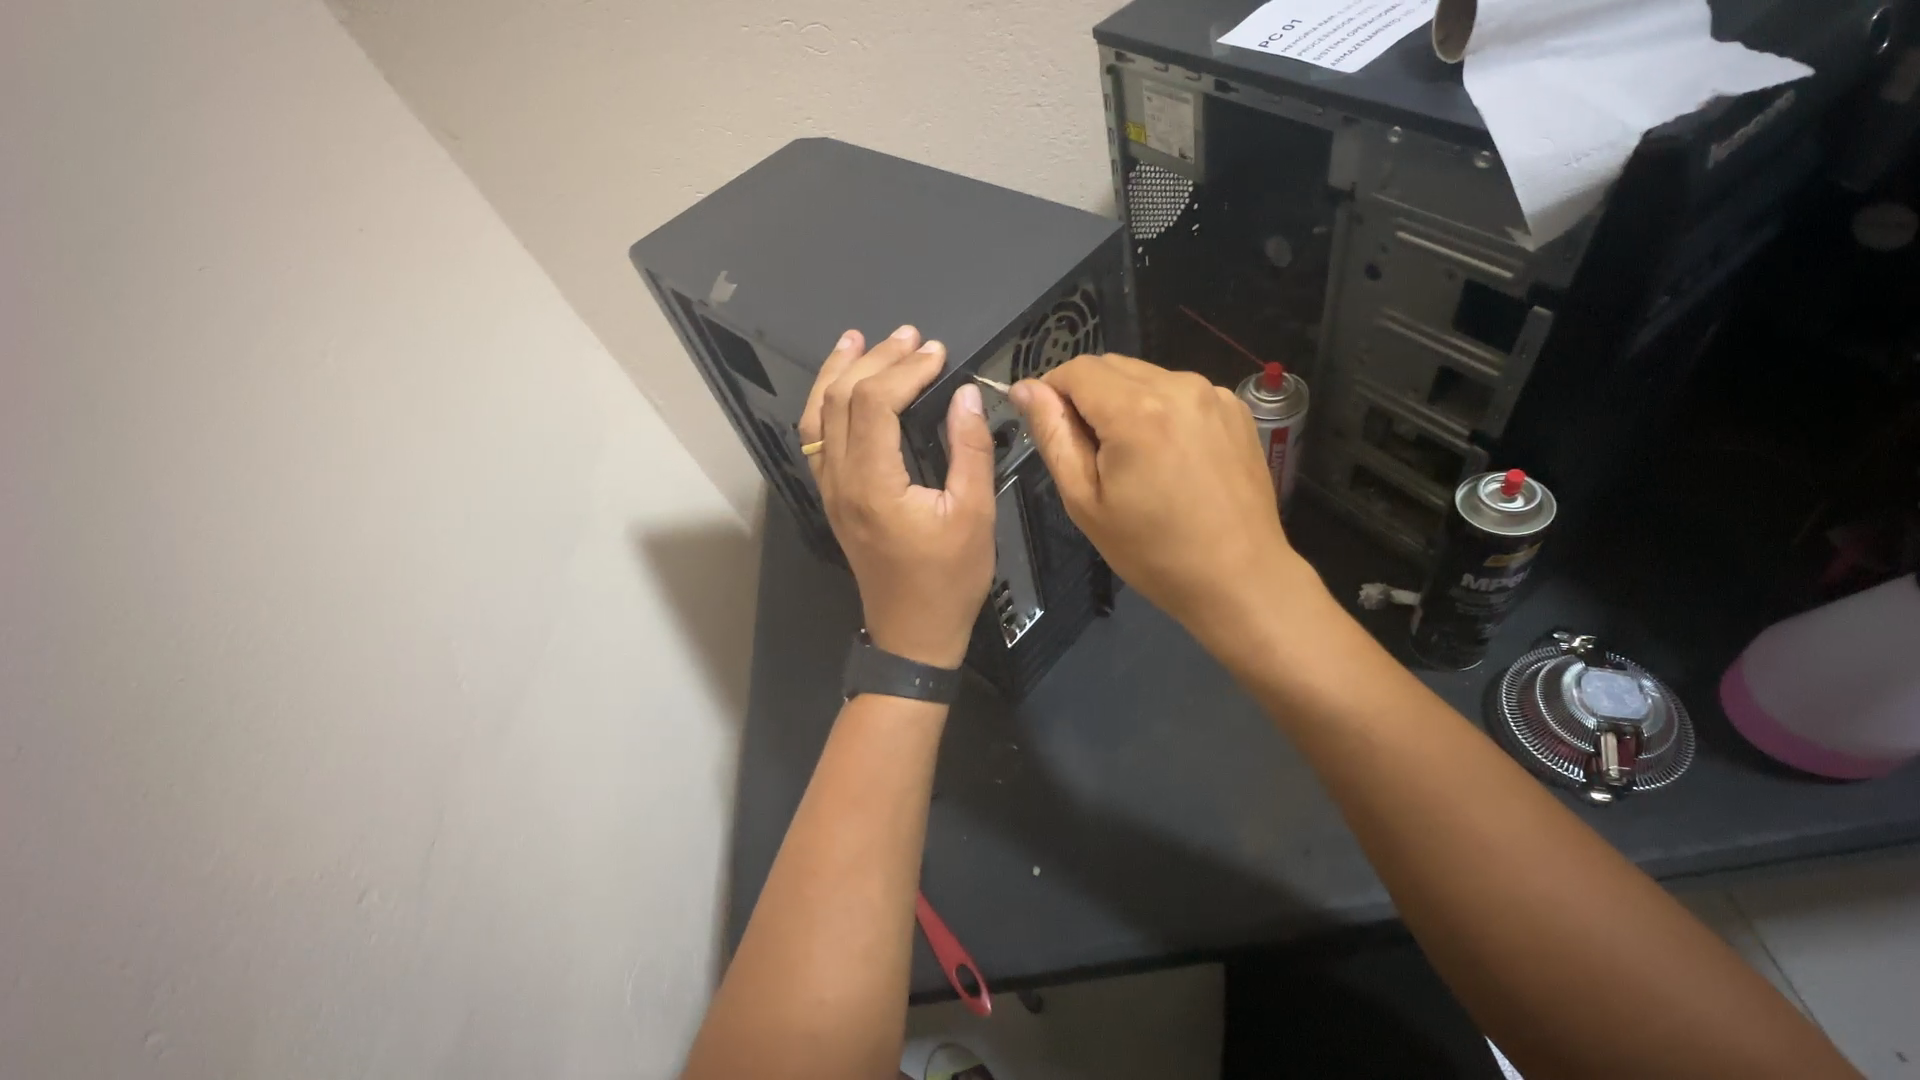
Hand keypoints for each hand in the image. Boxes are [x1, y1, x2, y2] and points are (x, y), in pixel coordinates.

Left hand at [798, 326, 995, 669]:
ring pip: (817, 417)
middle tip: (912, 337)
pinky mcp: (833, 498)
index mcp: (873, 483)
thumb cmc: (949, 579)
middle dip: (876, 360)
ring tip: (860, 340)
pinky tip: (844, 387)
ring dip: (839, 374)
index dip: (904, 370)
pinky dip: (827, 404)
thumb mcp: (973, 514)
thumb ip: (968, 450)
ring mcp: (830, 490)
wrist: (913, 633)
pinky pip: (817, 439)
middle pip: (841, 400)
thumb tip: (965, 394)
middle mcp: (840, 480)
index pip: (873, 404)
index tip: (938, 354)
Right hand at [1010, 353, 1322, 647]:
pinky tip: (1171, 458)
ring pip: (1146, 376)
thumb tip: (1026, 388)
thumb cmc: (1152, 551)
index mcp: (1136, 410)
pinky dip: (1162, 411)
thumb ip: (1053, 436)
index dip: (1052, 392)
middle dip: (1089, 398)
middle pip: (1112, 366)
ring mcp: (1214, 394)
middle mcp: (1179, 386)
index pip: (1076, 369)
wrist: (1238, 577)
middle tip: (1093, 456)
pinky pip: (1181, 392)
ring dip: (1126, 403)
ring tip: (1135, 461)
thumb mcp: (1085, 501)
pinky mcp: (1236, 409)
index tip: (1054, 431)